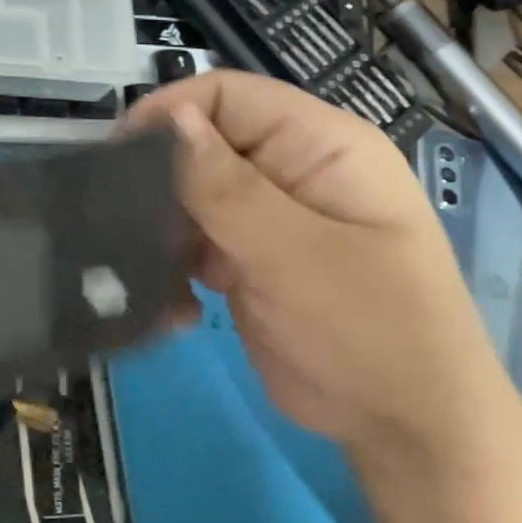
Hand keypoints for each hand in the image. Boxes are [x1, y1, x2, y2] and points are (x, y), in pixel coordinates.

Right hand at [128, 71, 510, 457]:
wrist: (406, 425)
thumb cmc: (371, 328)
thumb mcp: (296, 254)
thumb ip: (228, 187)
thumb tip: (170, 120)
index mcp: (320, 146)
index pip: (228, 97)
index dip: (170, 115)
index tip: (115, 158)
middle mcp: (290, 173)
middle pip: (201, 148)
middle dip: (157, 181)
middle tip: (115, 222)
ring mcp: (267, 222)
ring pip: (188, 200)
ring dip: (161, 233)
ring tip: (139, 271)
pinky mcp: (248, 265)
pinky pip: (193, 247)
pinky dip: (174, 271)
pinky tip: (174, 309)